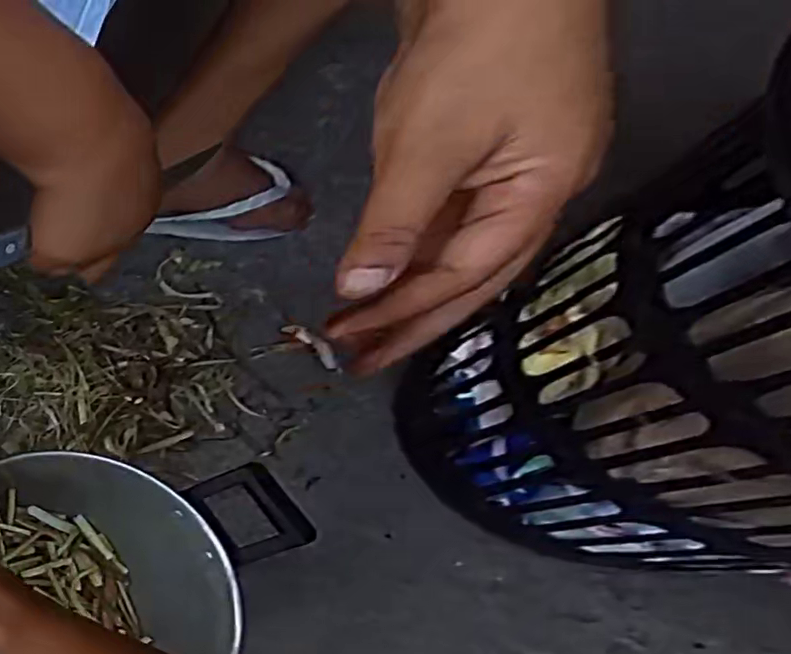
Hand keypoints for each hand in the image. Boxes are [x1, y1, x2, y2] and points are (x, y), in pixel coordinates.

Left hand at [326, 0, 610, 372]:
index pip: (464, 276)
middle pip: (466, 282)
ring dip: (400, 299)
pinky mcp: (474, 169)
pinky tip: (370, 289)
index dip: (404, 311)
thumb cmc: (477, 53)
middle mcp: (531, 194)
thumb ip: (392, 226)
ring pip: (448, 262)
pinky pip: (436, 235)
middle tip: (358, 363)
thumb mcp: (426, 150)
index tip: (351, 338)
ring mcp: (505, 181)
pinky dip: (401, 265)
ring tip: (352, 336)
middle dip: (409, 325)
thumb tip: (360, 288)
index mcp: (540, 191)